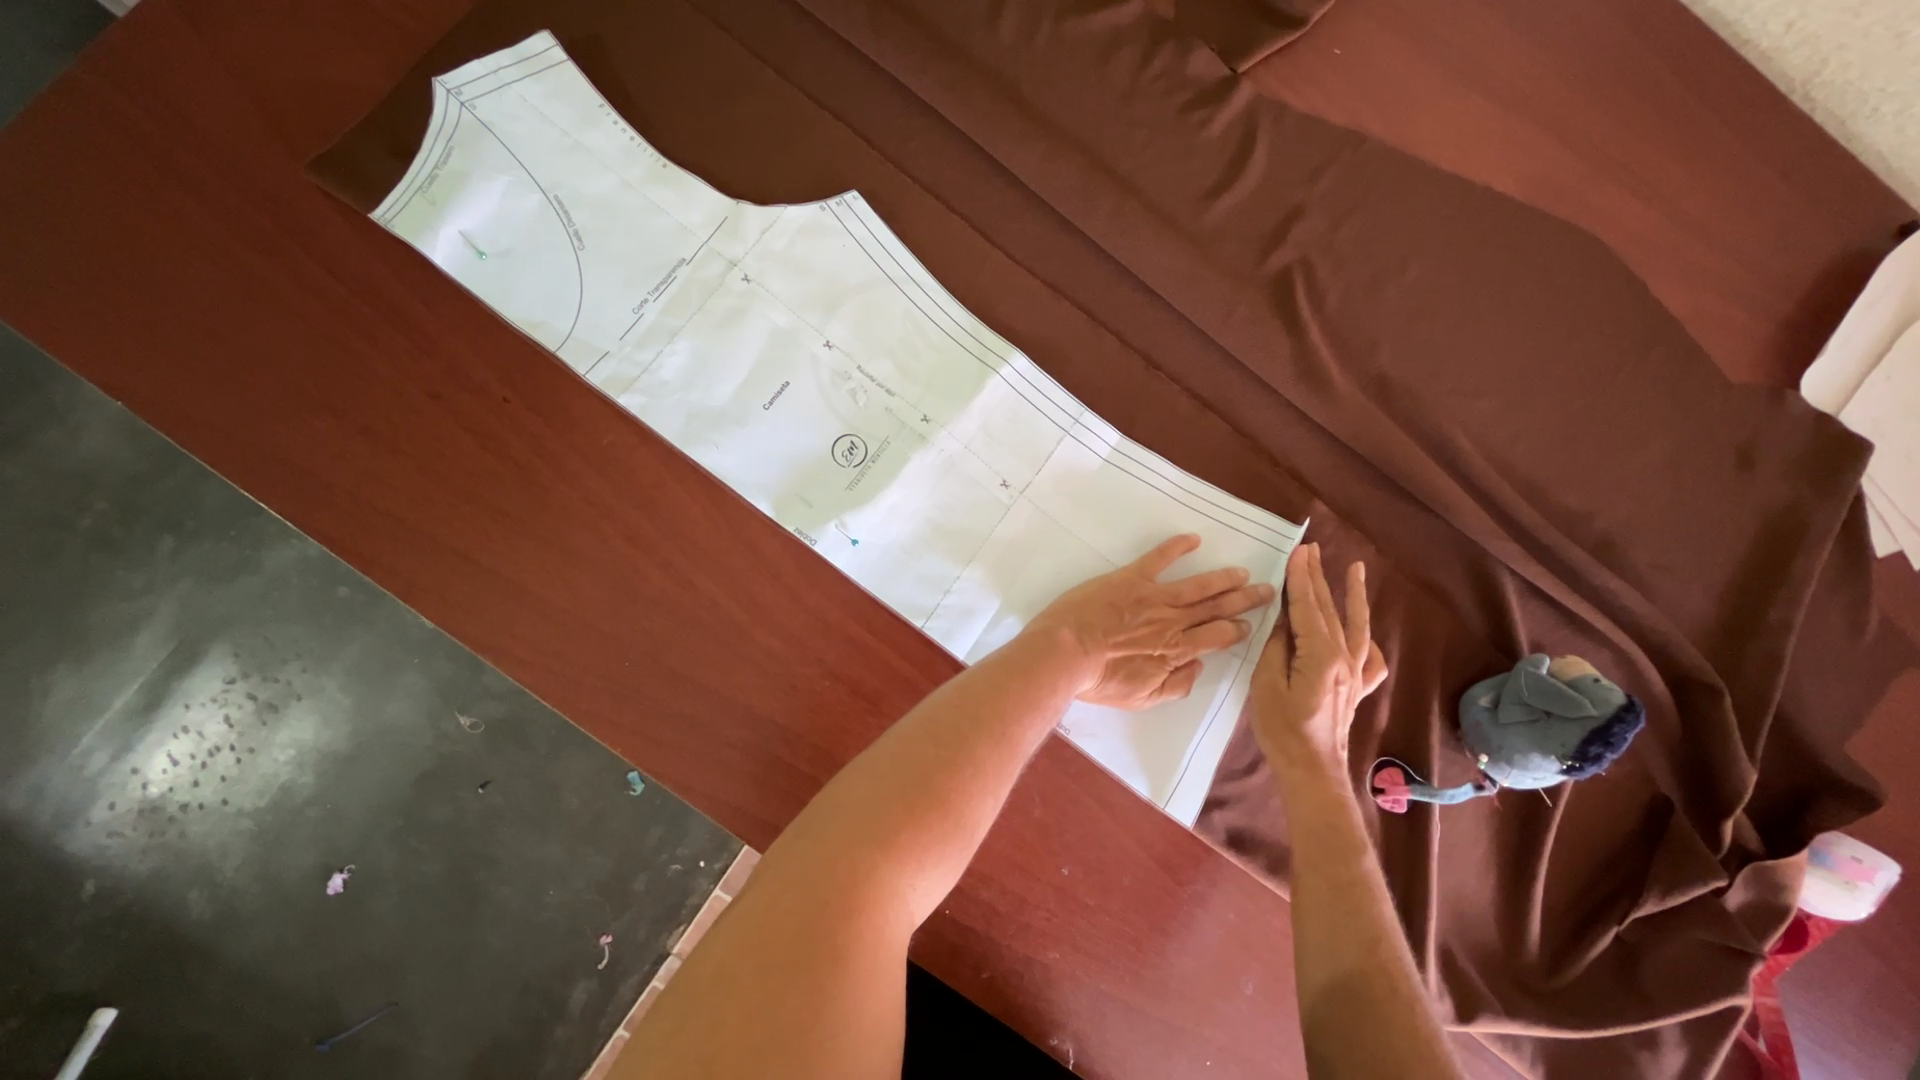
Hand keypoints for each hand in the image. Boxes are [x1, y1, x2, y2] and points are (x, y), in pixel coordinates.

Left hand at [1025, 534, 1276, 709]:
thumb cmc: (1098, 681)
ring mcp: (1154, 597)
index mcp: (1177, 650)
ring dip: (1224, 578)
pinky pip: (1159, 558)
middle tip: (1267, 591)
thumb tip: (1198, 667)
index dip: (1236, 630)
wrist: (1065, 655)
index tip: (1249, 625)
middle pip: (1217, 609)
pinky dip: (1177, 547)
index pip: (1218, 637)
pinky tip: (1194, 539)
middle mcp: (1174, 621)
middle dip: (1245, 600)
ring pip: (1199, 585)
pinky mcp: (1131, 578)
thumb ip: (1176, 686)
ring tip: (1243, 572)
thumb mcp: (1142, 698)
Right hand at [1249, 542, 1387, 778]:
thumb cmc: (1282, 728)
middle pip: (1330, 610)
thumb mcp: (1266, 684)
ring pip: (1357, 626)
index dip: (1301, 578)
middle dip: (1320, 578)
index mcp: (1321, 654)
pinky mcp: (1358, 689)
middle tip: (1313, 550)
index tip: (1298, 551)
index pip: (1308, 607)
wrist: (1312, 769)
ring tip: (1355, 570)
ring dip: (1353, 596)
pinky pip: (1370, 658)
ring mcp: (1356, 674)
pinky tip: (1364, 633)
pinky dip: (1367, 639)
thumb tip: (1284, 620)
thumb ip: (1276, 647)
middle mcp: (1345, 658)